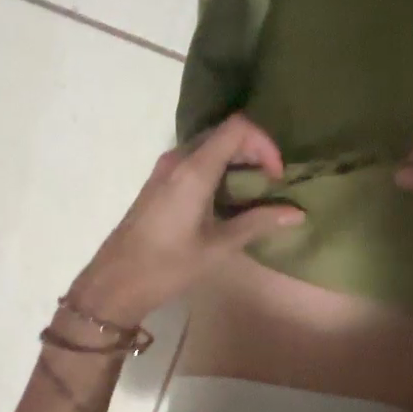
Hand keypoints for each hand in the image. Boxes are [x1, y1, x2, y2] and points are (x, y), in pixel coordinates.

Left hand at [68, 114, 303, 324]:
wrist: (114, 282)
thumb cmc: (167, 266)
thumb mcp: (218, 247)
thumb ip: (258, 223)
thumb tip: (298, 214)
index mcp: (193, 170)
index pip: (237, 128)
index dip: (264, 144)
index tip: (276, 176)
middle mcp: (178, 160)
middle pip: (224, 134)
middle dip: (254, 151)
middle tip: (271, 184)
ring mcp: (165, 169)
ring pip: (209, 146)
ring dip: (237, 161)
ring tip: (255, 192)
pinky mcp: (159, 182)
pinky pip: (195, 160)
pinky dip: (219, 169)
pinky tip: (227, 200)